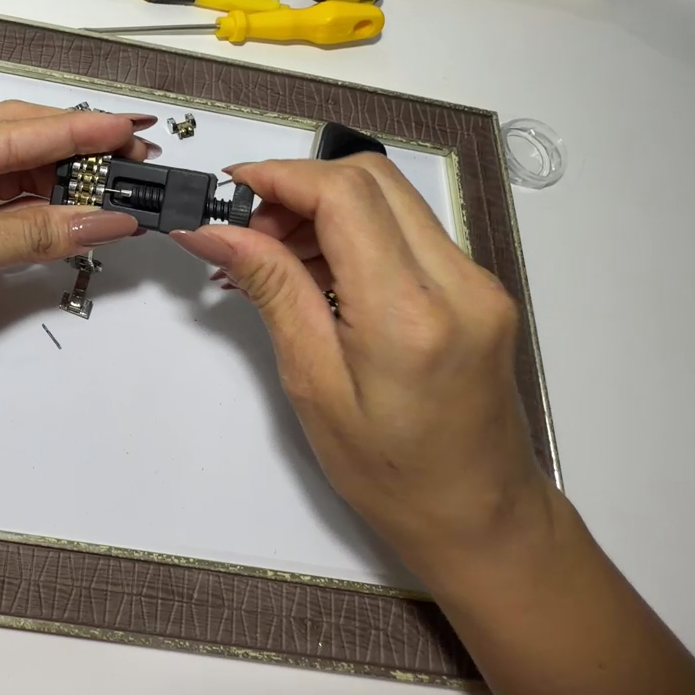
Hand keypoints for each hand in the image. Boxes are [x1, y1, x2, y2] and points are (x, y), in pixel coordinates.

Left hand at [0, 101, 151, 407]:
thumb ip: (32, 233)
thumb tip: (105, 219)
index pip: (8, 133)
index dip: (73, 131)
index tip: (125, 128)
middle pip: (16, 142)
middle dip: (76, 147)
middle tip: (135, 151)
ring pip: (18, 175)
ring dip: (67, 180)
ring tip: (120, 181)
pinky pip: (10, 210)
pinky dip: (47, 213)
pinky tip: (82, 211)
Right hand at [169, 155, 551, 570]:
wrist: (481, 518)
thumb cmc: (388, 472)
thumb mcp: (312, 381)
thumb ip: (271, 288)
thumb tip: (213, 231)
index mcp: (411, 313)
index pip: (345, 195)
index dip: (280, 176)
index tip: (229, 191)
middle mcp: (458, 281)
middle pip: (371, 178)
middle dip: (297, 186)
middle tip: (248, 230)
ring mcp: (476, 281)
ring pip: (388, 198)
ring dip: (321, 207)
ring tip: (272, 256)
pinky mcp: (475, 287)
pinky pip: (404, 229)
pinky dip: (350, 231)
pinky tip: (313, 270)